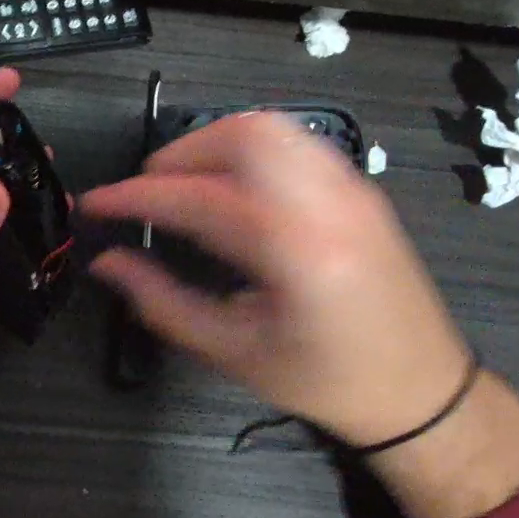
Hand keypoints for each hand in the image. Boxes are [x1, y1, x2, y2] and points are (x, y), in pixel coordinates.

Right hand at [79, 111, 471, 448]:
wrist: (421, 390)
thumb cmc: (326, 380)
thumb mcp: (231, 351)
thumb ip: (160, 301)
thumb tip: (109, 264)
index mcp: (295, 252)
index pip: (197, 198)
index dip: (134, 197)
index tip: (97, 203)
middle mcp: (328, 206)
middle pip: (239, 137)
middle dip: (177, 154)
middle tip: (145, 191)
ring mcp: (350, 190)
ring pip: (270, 127)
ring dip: (212, 143)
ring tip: (181, 183)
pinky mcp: (359, 190)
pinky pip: (295, 142)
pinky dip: (247, 148)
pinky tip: (227, 184)